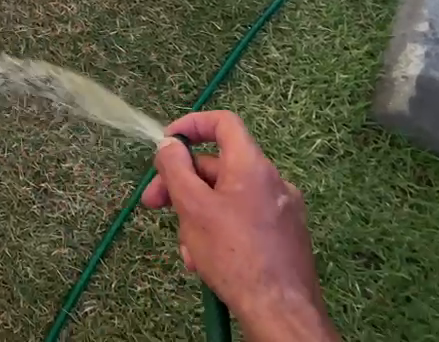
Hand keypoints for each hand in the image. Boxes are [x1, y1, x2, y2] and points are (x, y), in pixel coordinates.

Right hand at [141, 111, 339, 341]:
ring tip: (184, 246)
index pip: (223, 122)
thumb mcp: (191, 204)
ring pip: (226, 197)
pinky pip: (243, 219)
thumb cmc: (233, 254)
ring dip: (196, 213)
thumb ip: (175, 167)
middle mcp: (273, 183)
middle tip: (153, 202)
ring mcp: (283, 212)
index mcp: (253, 167)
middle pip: (218, 165)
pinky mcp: (286, 238)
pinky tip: (204, 259)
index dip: (191, 125)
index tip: (166, 143)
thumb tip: (169, 145)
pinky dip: (218, 229)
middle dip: (181, 182)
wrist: (282, 316)